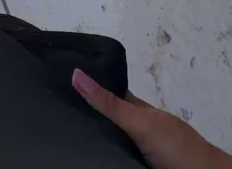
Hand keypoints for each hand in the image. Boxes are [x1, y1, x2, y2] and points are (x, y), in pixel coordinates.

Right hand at [72, 69, 231, 168]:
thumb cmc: (177, 148)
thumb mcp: (140, 123)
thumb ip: (109, 104)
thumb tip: (75, 72)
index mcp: (139, 112)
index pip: (108, 96)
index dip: (87, 91)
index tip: (57, 87)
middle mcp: (137, 133)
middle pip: (106, 124)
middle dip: (84, 122)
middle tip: (54, 120)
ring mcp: (140, 155)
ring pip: (111, 148)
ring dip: (93, 148)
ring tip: (63, 143)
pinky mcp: (139, 167)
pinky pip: (116, 162)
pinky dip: (101, 160)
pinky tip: (84, 159)